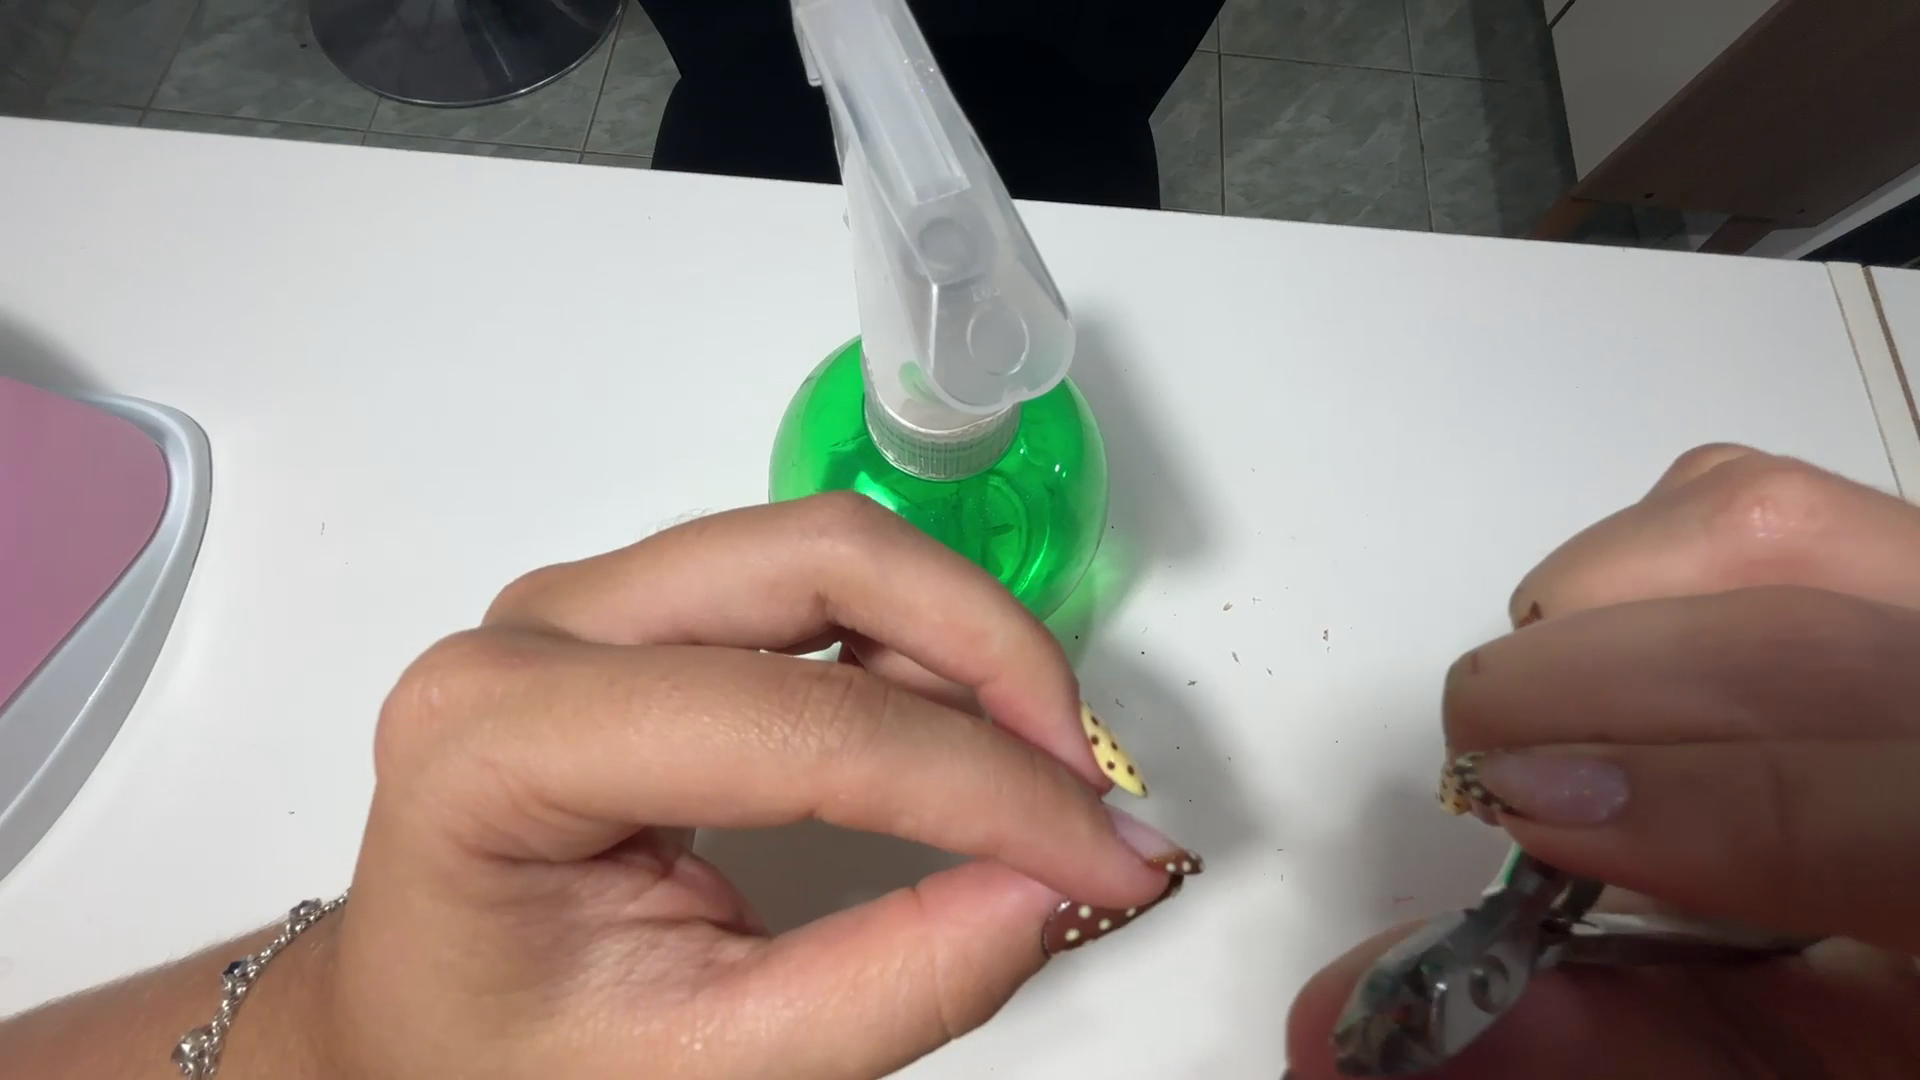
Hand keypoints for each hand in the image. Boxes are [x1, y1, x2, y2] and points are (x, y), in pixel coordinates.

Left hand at [320, 494, 1199, 1078]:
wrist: (421, 1008)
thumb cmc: (517, 1058)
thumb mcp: (702, 1068)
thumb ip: (895, 982)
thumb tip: (1058, 883)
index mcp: (507, 738)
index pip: (800, 726)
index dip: (979, 784)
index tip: (1102, 847)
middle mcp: (555, 618)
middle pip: (827, 557)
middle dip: (987, 646)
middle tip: (1077, 761)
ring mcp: (610, 590)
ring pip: (838, 548)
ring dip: (963, 636)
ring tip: (1030, 755)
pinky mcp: (664, 597)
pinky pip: (824, 578)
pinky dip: (921, 638)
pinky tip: (956, 725)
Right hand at [1286, 446, 1919, 1078]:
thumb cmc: (1915, 1008)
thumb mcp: (1827, 1072)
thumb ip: (1641, 1043)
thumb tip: (1408, 1026)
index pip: (1903, 811)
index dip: (1702, 805)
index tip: (1521, 814)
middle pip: (1788, 629)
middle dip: (1574, 691)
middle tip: (1498, 776)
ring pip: (1737, 517)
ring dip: (1587, 608)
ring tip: (1565, 710)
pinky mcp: (1867, 542)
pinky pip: (1722, 494)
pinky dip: (1626, 557)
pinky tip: (1624, 650)